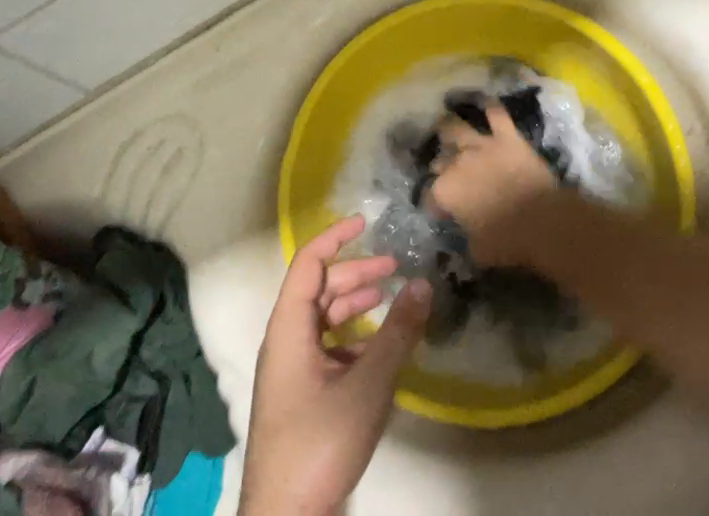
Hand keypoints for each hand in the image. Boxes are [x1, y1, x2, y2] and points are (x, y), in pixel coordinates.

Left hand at [239, 215, 431, 515]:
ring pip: (323, 322)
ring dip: (355, 306)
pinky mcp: (302, 397)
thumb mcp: (367, 385)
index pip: (308, 265)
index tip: (366, 222)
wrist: (286, 513)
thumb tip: (423, 283)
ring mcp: (292, 372)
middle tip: (395, 267)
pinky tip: (381, 348)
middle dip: (354, 273)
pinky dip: (353, 340)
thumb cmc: (321, 441)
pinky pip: (327, 351)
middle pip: (318, 291)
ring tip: (390, 299)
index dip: (334, 238)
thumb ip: (397, 334)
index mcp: (289, 329)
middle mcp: (285, 342)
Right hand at [426, 102, 561, 265]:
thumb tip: (468, 236)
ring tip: (444, 125)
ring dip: (448, 128)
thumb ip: (466, 237)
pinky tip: (484, 98)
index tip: (440, 212)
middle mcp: (457, 163)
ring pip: (455, 128)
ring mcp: (482, 146)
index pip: (429, 195)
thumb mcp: (477, 250)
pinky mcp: (507, 137)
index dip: (434, 205)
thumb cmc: (508, 242)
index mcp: (445, 191)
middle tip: (446, 173)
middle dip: (440, 166)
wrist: (544, 222)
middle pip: (440, 160)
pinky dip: (489, 104)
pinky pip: (496, 114)